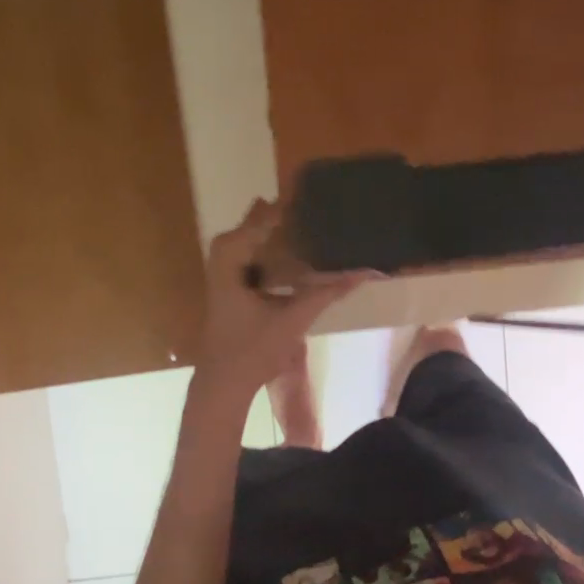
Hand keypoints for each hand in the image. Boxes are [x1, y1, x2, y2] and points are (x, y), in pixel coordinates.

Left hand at [193, 200, 372, 399]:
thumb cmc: (253, 351)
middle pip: (254, 224)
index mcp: (230, 258)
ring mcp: (221, 273)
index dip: (288, 210)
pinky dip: (269, 252)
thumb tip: (363, 273)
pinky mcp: (228, 288)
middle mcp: (222, 258)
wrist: (223, 384)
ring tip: (308, 224)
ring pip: (251, 241)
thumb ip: (326, 293)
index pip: (262, 220)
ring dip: (276, 234)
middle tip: (315, 208)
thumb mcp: (293, 319)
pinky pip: (250, 257)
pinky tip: (292, 254)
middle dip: (282, 217)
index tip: (315, 199)